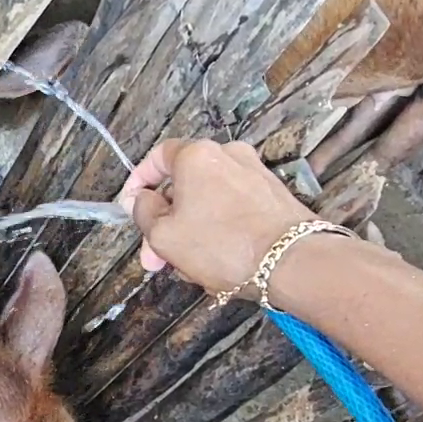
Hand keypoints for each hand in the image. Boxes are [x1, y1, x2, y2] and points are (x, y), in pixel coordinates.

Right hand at [114, 138, 317, 294]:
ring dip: (188, 230)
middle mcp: (228, 154)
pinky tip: (214, 260)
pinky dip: (215, 229)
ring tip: (186, 266)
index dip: (137, 181)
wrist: (292, 262)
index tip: (130, 206)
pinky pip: (230, 208)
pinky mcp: (272, 194)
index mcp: (196, 155)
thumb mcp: (162, 235)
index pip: (157, 156)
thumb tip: (138, 198)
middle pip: (182, 185)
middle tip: (154, 258)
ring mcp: (254, 173)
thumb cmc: (219, 244)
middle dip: (163, 222)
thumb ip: (142, 212)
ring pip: (205, 200)